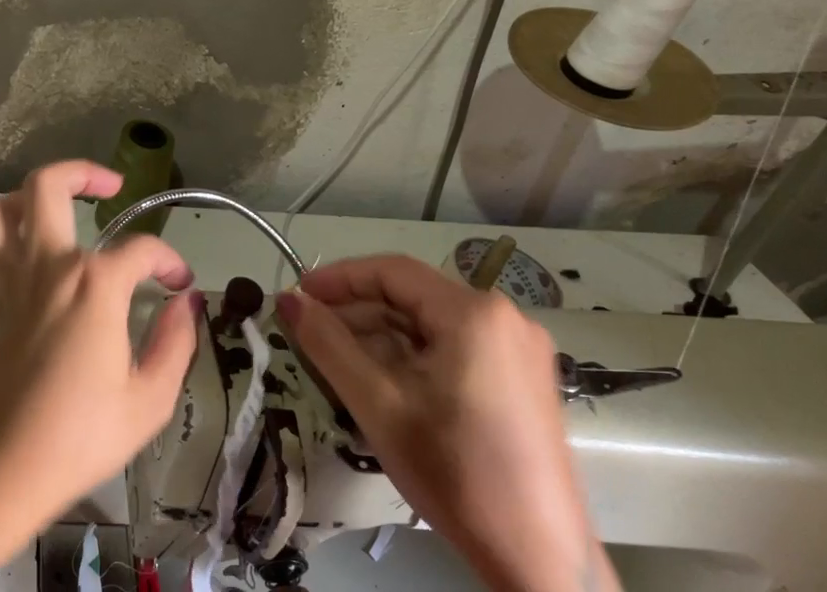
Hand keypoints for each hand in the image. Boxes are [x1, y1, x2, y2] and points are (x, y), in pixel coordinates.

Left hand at [0, 159, 199, 529]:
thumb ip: (175, 342)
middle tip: (112, 188)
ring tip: (59, 214)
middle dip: (82, 172)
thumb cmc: (82, 435)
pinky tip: (27, 265)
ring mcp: (13, 282)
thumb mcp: (151, 398)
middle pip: (47, 185)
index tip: (181, 285)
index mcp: (94, 283)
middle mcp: (49, 266)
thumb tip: (187, 302)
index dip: (169, 261)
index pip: (142, 249)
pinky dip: (0, 249)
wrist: (5, 467)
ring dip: (26, 200)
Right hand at [279, 256, 618, 591]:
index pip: (391, 271)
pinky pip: (456, 348)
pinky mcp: (524, 379)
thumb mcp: (377, 403)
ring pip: (432, 325)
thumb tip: (288, 298)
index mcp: (474, 312)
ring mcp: (521, 349)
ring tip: (338, 364)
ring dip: (382, 337)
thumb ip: (327, 343)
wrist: (538, 555)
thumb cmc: (453, 471)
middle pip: (413, 297)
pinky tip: (383, 383)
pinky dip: (414, 357)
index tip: (295, 298)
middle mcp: (505, 317)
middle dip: (357, 313)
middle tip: (309, 336)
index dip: (337, 279)